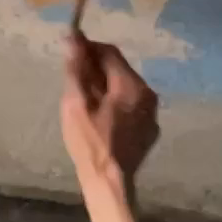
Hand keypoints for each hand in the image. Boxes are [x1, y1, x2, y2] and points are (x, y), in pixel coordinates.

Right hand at [61, 31, 157, 185]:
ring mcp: (151, 115)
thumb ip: (76, 70)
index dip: (88, 48)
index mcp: (132, 85)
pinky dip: (116, 106)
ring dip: (106, 89)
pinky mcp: (148, 132)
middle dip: (96, 70)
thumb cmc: (90, 144)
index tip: (70, 51)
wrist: (110, 183)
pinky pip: (131, 109)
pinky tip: (101, 120)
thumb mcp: (76, 104)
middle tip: (74, 81)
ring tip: (85, 102)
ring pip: (126, 90)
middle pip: (119, 71)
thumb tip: (72, 38)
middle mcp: (148, 95)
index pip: (110, 52)